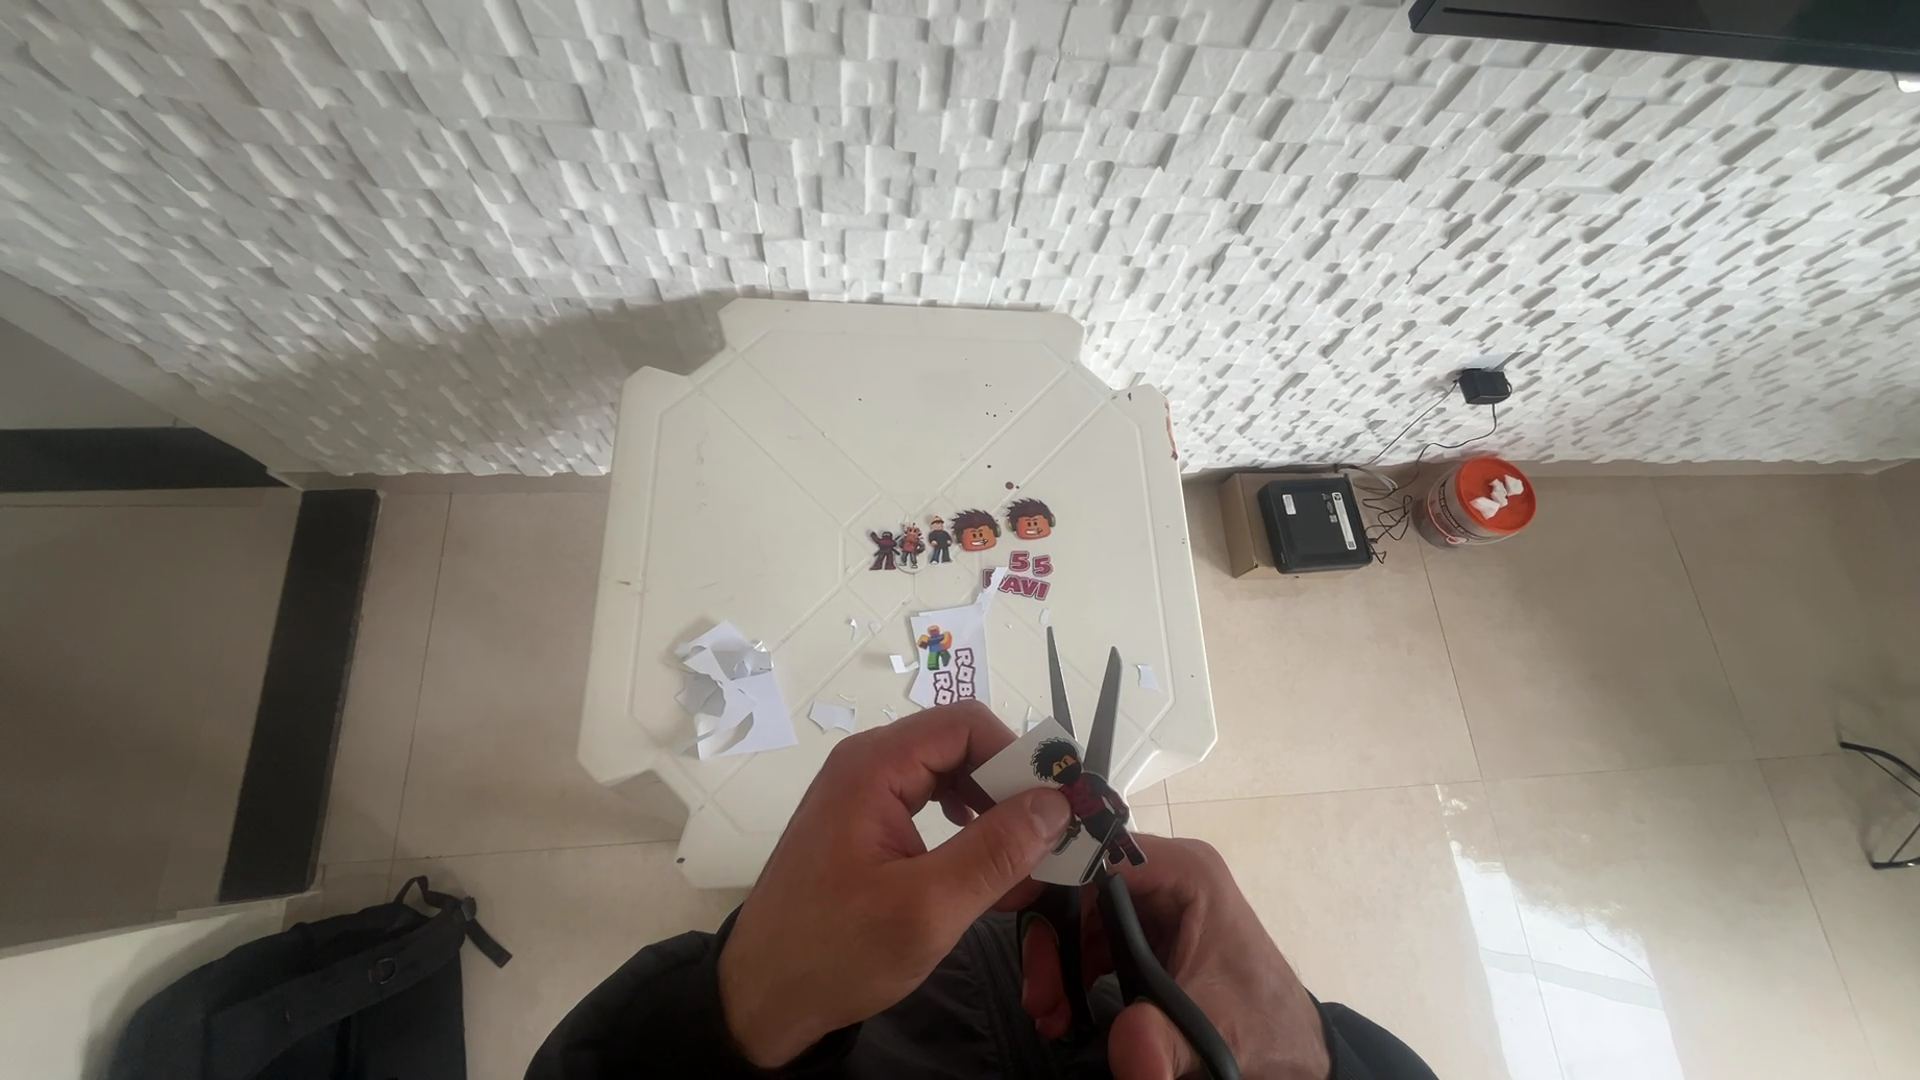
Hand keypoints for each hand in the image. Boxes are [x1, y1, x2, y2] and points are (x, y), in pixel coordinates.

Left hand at [718, 703, 1071, 1066]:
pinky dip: (966, 824)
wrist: (760, 996)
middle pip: (960, 743)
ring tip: (1022, 854)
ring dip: (992, 807)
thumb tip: (1055, 803)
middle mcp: (870, 762)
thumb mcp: (927, 909)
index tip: (1055, 803)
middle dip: (1010, 784)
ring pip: (950, 772)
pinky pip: (930, 798)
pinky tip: (982, 862)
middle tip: (1047, 835)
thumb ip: (995, 852)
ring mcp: (866, 788)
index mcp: (875, 765)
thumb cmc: (834, 952)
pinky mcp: (867, 817)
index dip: (1018, 754)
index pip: (966, 724)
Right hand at [1018, 836, 1330, 1079]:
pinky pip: (1093, 933)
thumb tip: (1126, 1049)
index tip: (1013, 911)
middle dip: (1054, 938)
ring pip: (1081, 910)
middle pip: (1084, 883)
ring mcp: (1155, 897)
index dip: (1055, 877)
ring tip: (1049, 1014)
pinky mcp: (1148, 925)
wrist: (1296, 1056)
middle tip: (1038, 996)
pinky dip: (1073, 969)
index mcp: (1186, 870)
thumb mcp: (1216, 1031)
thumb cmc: (1267, 1027)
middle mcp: (1166, 872)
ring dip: (1057, 959)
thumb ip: (1168, 1038)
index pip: (1102, 854)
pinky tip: (1066, 1010)